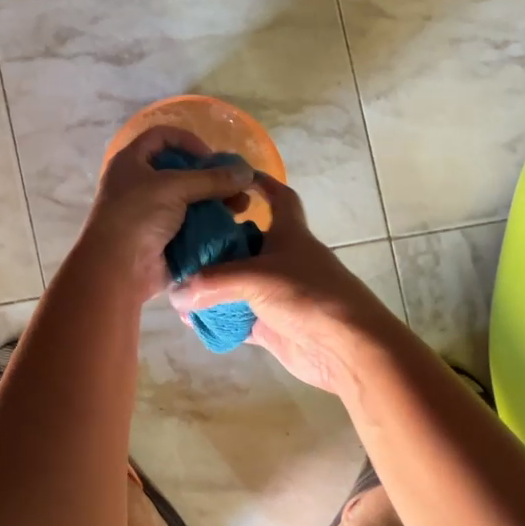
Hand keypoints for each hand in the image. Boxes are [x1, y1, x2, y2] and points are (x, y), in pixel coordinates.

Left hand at [76, 125, 255, 301]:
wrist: (117, 268)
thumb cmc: (138, 215)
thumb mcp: (174, 188)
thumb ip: (211, 179)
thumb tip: (246, 172)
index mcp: (131, 162)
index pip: (161, 136)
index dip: (187, 140)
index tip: (209, 156)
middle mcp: (139, 183)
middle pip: (180, 170)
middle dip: (210, 176)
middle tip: (236, 184)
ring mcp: (151, 212)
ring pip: (189, 199)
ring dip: (215, 201)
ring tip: (241, 206)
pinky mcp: (162, 236)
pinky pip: (190, 223)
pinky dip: (209, 223)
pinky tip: (231, 224)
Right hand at [168, 173, 401, 394]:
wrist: (348, 350)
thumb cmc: (309, 295)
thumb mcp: (257, 278)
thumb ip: (213, 283)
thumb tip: (175, 293)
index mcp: (290, 234)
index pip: (279, 198)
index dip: (262, 182)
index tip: (235, 176)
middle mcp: (284, 259)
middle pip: (246, 242)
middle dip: (216, 242)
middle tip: (182, 241)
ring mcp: (278, 294)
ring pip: (238, 282)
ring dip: (212, 285)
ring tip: (177, 284)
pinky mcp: (274, 326)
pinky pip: (238, 317)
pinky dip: (218, 318)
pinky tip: (193, 320)